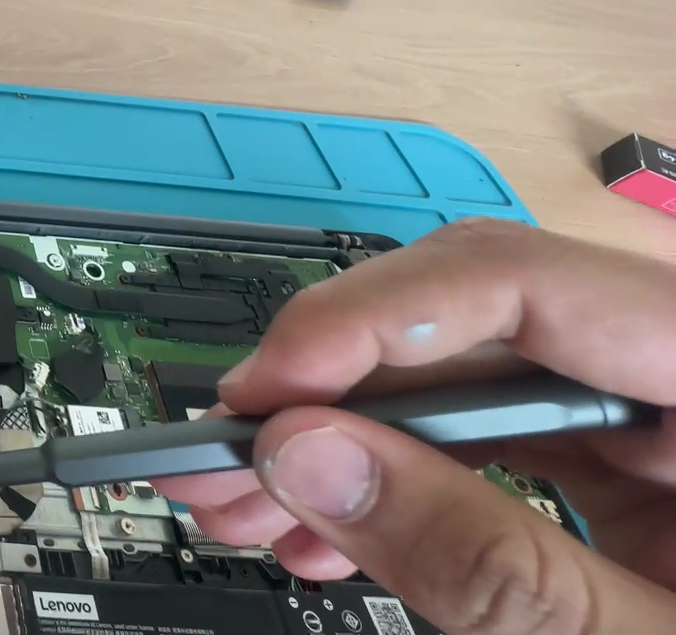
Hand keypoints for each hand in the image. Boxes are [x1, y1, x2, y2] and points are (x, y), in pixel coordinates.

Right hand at [155, 219, 675, 633]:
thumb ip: (490, 566)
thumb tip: (295, 454)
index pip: (521, 282)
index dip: (366, 321)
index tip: (262, 395)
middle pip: (460, 334)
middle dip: (321, 399)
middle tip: (218, 458)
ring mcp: (671, 429)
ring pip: (447, 389)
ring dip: (333, 448)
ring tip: (242, 509)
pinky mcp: (635, 476)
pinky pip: (474, 447)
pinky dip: (386, 488)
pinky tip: (322, 533)